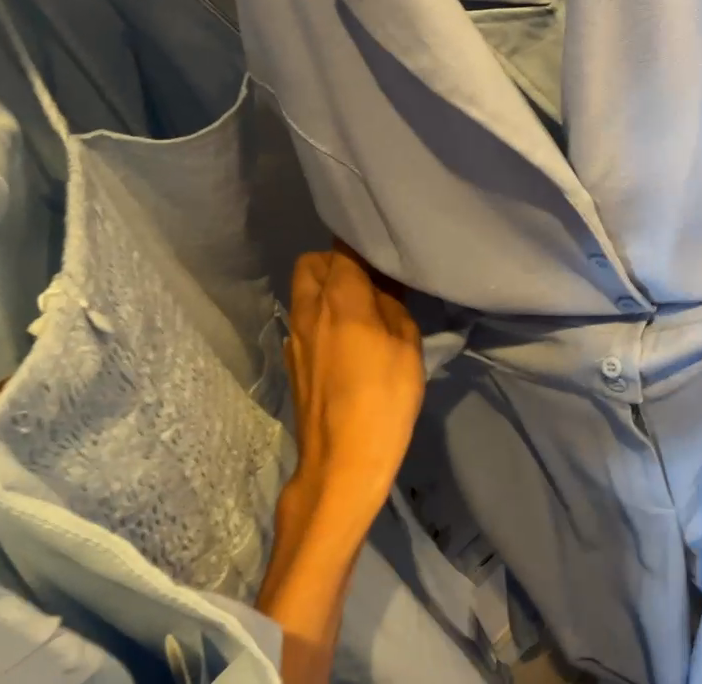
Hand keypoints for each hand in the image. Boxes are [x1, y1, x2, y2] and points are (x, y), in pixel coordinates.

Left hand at [284, 245, 424, 502]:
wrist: (343, 460)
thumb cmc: (384, 397)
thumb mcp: (407, 344)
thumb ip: (393, 307)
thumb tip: (381, 290)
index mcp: (340, 300)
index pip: (342, 250)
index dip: (362, 241)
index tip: (385, 244)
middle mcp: (309, 312)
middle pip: (311, 264)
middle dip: (337, 261)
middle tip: (372, 275)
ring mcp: (296, 339)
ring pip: (304, 293)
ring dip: (328, 289)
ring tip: (365, 304)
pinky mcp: (294, 363)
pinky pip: (305, 321)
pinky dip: (324, 316)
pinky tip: (352, 338)